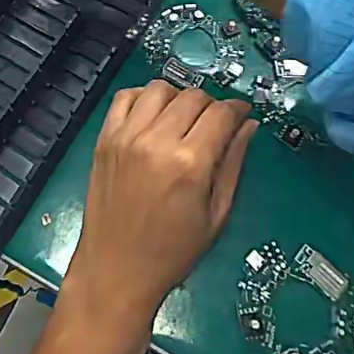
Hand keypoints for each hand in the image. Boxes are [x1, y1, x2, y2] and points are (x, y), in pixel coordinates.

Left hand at [63, 82, 255, 324]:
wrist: (117, 265)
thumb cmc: (172, 251)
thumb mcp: (216, 214)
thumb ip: (233, 163)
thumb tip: (248, 126)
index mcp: (189, 163)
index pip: (220, 113)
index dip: (237, 109)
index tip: (242, 114)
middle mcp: (156, 141)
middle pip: (192, 96)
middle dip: (211, 104)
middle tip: (214, 123)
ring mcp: (126, 136)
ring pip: (159, 88)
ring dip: (177, 97)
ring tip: (183, 118)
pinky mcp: (105, 137)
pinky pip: (125, 97)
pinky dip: (143, 97)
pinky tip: (153, 114)